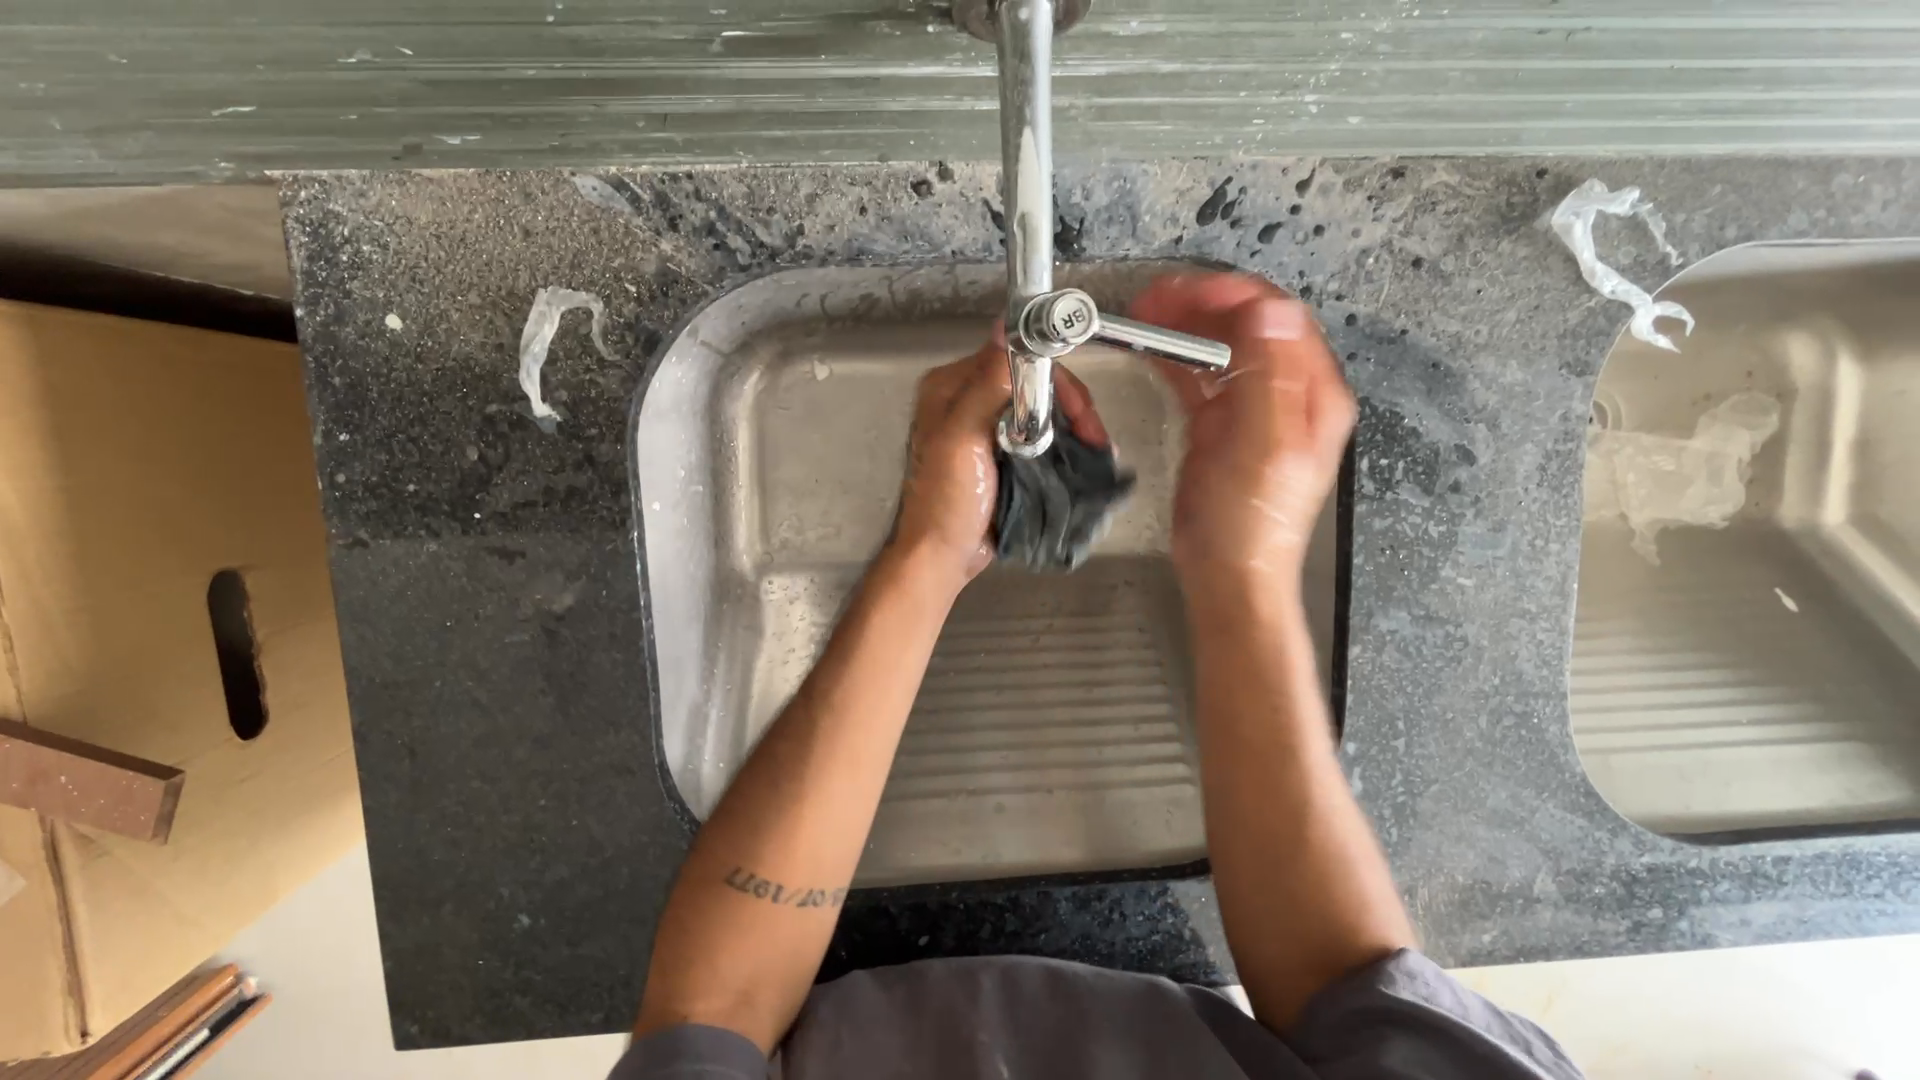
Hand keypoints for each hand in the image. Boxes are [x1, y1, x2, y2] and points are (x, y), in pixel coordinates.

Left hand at [888, 333, 1109, 589]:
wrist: (942, 556)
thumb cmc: (946, 499)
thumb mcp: (962, 436)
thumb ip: (986, 383)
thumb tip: (1008, 324)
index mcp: (952, 387)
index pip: (1016, 360)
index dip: (1055, 380)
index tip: (1083, 411)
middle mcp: (969, 400)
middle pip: (1034, 385)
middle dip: (1070, 408)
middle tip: (1095, 439)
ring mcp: (986, 430)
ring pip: (1041, 411)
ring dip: (1072, 428)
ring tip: (1098, 452)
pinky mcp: (1001, 457)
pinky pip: (1039, 438)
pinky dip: (1063, 446)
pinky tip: (1086, 459)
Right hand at [1129, 274, 1355, 593]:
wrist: (1228, 575)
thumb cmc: (1250, 527)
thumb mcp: (1263, 448)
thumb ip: (1268, 378)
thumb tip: (1268, 312)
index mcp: (1311, 395)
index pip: (1278, 318)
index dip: (1231, 295)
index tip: (1184, 292)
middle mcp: (1287, 395)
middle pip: (1248, 326)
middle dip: (1201, 306)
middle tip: (1155, 301)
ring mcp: (1252, 410)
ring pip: (1221, 349)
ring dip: (1186, 328)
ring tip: (1147, 316)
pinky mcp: (1220, 428)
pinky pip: (1200, 380)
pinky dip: (1176, 361)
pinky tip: (1153, 352)